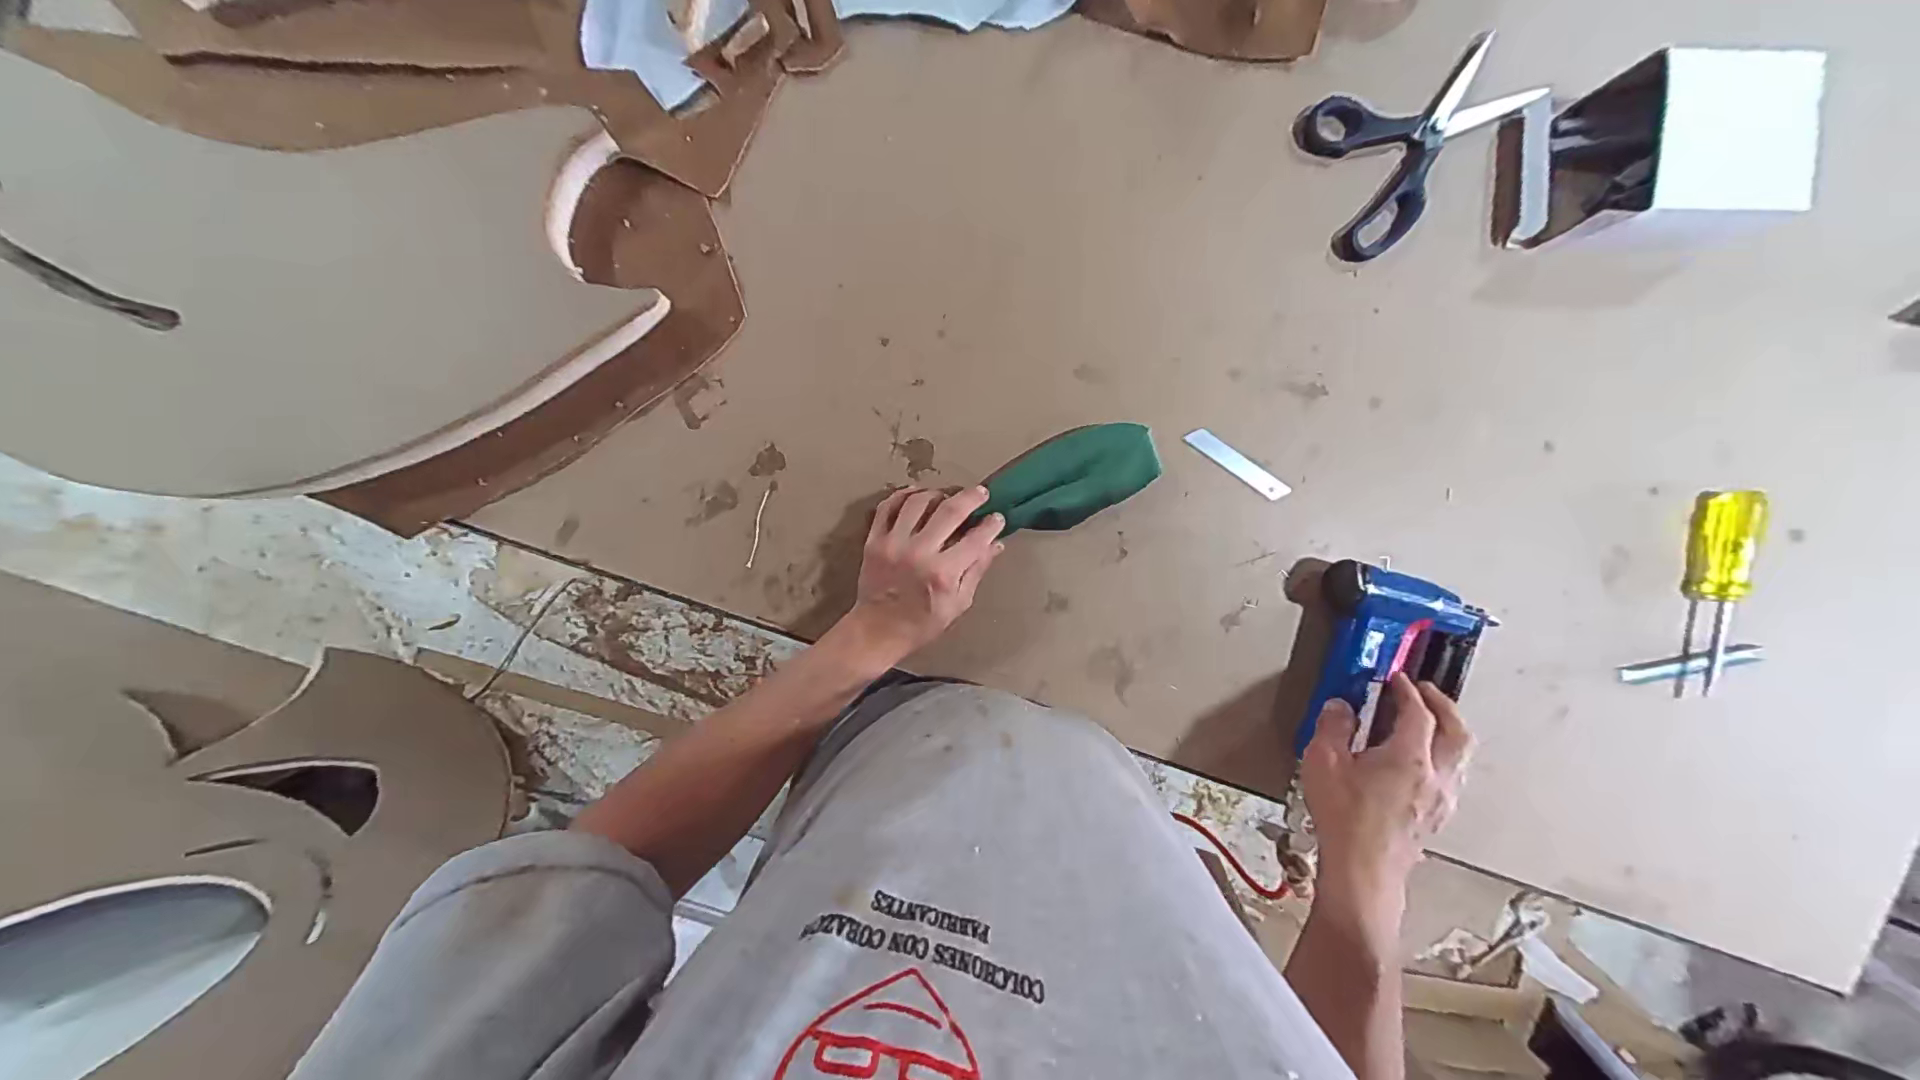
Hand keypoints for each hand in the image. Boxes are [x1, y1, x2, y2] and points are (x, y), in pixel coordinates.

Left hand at [829, 486, 1004, 668]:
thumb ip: (976, 570)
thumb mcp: (958, 603)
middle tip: (980, 493)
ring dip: (937, 493)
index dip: (991, 524)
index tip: (997, 518)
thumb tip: (996, 544)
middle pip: (950, 510)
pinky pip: (887, 507)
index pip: (976, 538)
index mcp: (943, 573)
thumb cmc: (922, 623)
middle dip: (970, 497)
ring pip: (918, 502)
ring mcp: (893, 543)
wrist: (878, 630)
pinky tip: (916, 495)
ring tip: (947, 495)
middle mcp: (919, 552)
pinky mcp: (874, 540)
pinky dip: (903, 495)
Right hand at [1301, 673, 1472, 938]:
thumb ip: (1332, 727)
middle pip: (1457, 731)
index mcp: (1409, 757)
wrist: (1363, 868)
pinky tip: (1421, 759)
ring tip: (1428, 721)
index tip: (1396, 679)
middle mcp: (1435, 776)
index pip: (1418, 713)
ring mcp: (1441, 799)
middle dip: (1443, 705)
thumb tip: (1340, 708)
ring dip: (1447, 731)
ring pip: (1460, 755)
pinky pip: (1452, 775)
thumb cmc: (1345, 817)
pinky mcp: (1437, 816)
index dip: (1407, 691)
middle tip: (1425, 691)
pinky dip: (1442, 755)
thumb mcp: (1323, 761)